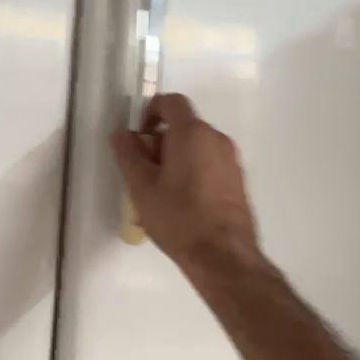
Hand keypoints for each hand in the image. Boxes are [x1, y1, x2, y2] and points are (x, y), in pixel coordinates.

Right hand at [110, 94, 261, 269]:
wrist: (223, 256)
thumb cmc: (178, 217)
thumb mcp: (141, 186)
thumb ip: (128, 154)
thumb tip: (121, 133)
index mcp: (192, 133)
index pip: (171, 102)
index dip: (150, 111)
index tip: (139, 137)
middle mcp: (216, 139)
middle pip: (184, 126)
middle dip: (161, 141)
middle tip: (144, 170)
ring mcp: (231, 161)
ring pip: (197, 146)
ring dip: (177, 157)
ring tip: (161, 191)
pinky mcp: (238, 182)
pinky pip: (210, 164)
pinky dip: (194, 171)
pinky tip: (183, 203)